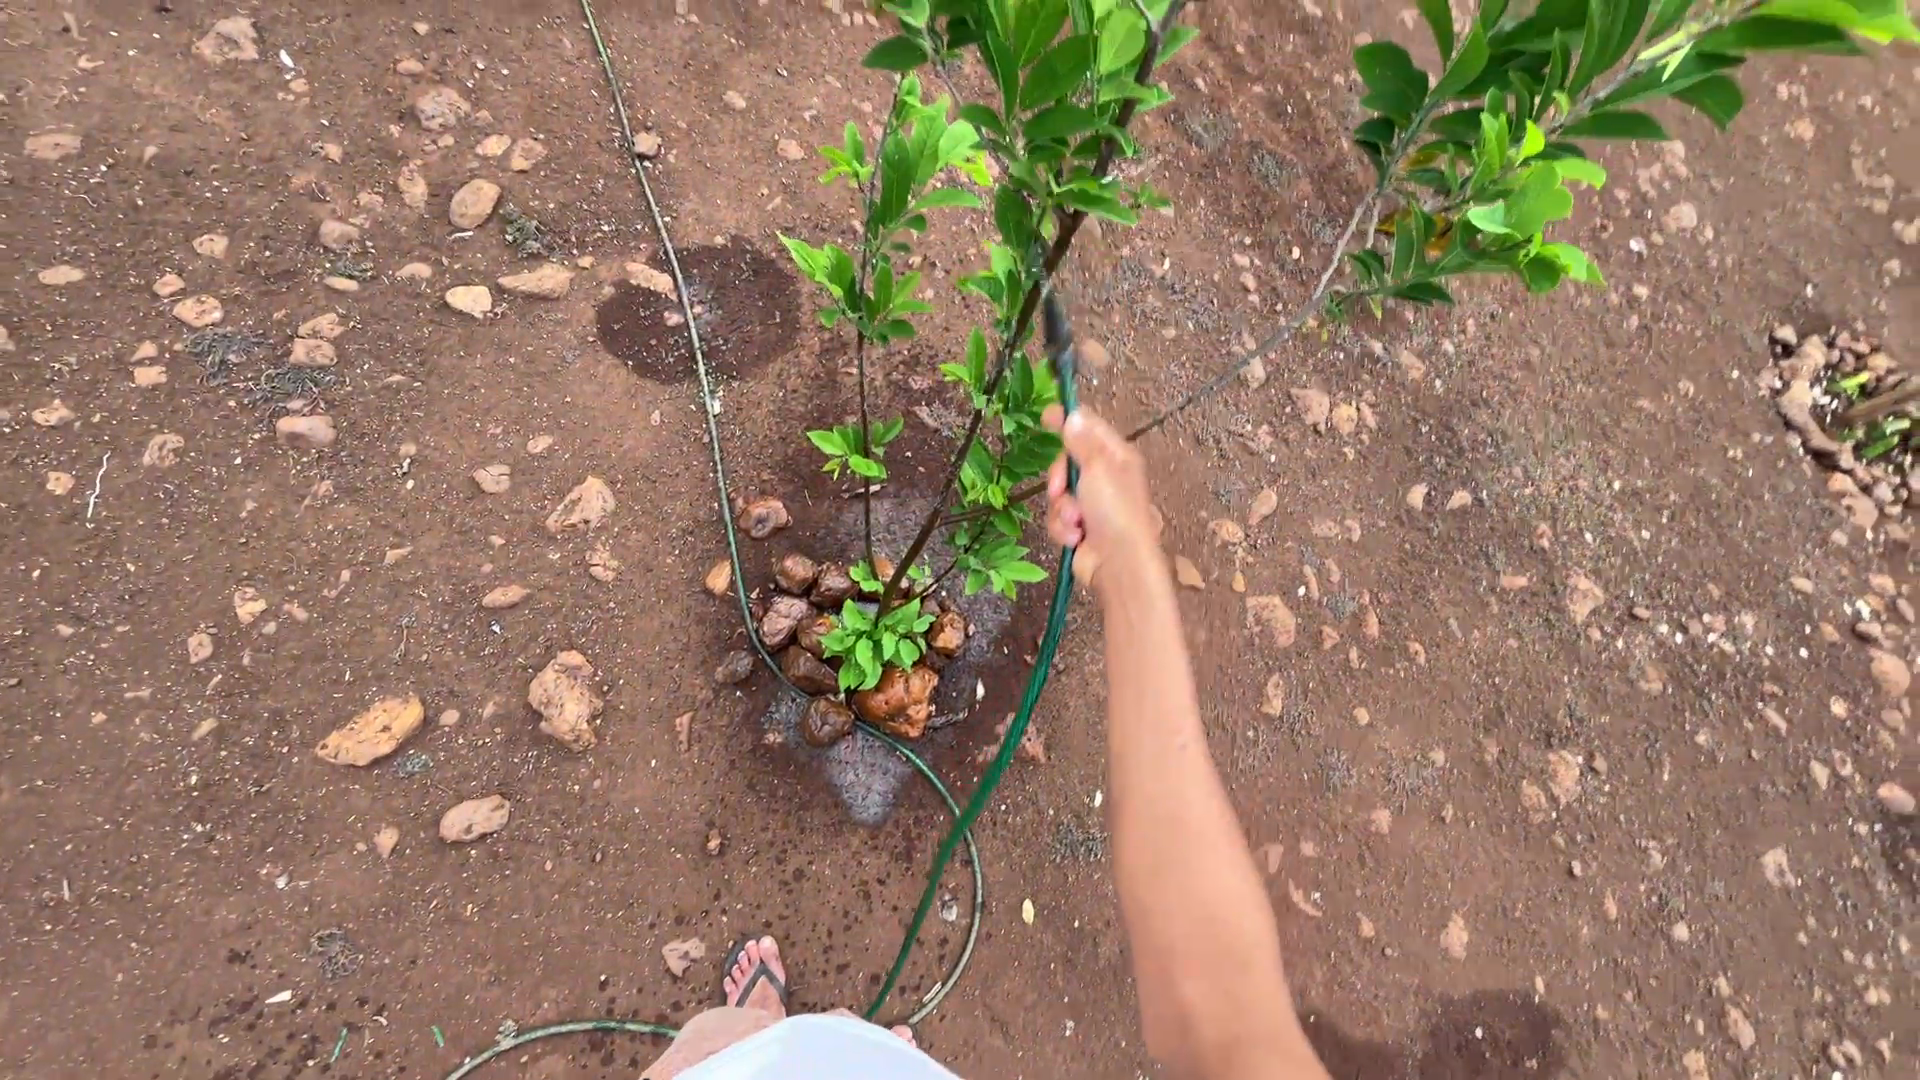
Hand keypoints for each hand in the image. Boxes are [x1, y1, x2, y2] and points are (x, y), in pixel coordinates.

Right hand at [1043, 404, 1161, 590]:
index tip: (1046, 415)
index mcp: (1116, 457)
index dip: (1068, 421)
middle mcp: (1105, 477)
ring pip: (1059, 494)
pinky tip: (1076, 537)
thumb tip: (1073, 415)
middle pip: (1067, 463)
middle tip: (1060, 488)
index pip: (1089, 429)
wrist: (1117, 561)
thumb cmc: (1115, 510)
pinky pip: (1058, 518)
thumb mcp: (1098, 467)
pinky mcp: (1079, 527)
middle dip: (1059, 478)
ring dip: (1062, 509)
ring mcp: (1091, 504)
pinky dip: (1063, 528)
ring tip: (1076, 522)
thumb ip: (1081, 441)